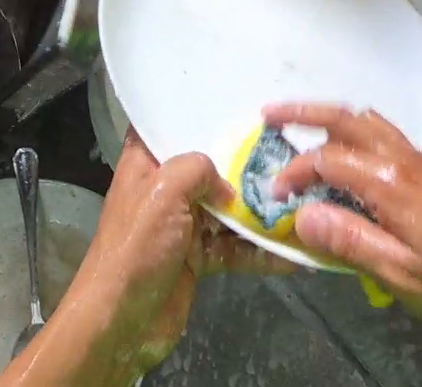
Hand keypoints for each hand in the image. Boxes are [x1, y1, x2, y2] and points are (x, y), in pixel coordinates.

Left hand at [0, 131, 287, 385]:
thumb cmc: (136, 246)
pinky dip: (260, 250)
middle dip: (244, 160)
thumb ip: (198, 168)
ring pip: (228, 206)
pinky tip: (293, 250)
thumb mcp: (164, 191)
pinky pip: (236, 247)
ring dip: (259, 208)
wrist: (121, 323)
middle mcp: (165, 186)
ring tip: (301, 197)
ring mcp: (184, 222)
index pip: (169, 123)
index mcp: (145, 161)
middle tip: (284, 145)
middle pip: (209, 164)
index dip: (197, 110)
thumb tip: (228, 183)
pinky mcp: (199, 257)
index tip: (236, 98)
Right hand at [265, 102, 421, 336]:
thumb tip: (302, 216)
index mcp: (391, 184)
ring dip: (327, 113)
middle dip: (303, 112)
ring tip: (297, 120)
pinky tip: (345, 140)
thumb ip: (349, 242)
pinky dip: (352, 123)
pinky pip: (381, 130)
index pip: (329, 162)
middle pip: (345, 119)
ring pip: (365, 119)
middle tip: (268, 114)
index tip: (274, 194)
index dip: (295, 173)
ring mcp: (415, 159)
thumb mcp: (401, 276)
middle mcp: (401, 160)